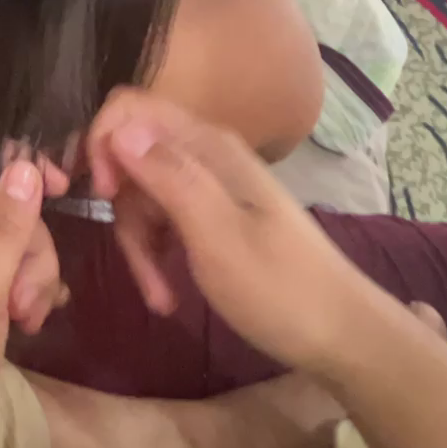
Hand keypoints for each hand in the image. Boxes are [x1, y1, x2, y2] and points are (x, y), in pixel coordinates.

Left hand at [0, 141, 66, 447]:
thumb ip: (4, 227)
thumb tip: (27, 162)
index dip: (17, 161)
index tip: (61, 185)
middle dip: (27, 244)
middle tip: (26, 294)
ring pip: (9, 236)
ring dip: (28, 275)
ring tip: (24, 319)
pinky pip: (4, 266)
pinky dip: (21, 289)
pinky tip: (26, 321)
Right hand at [85, 88, 409, 373]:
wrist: (345, 339)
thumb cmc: (281, 289)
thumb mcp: (218, 236)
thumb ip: (169, 177)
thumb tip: (118, 129)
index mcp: (206, 145)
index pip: (130, 107)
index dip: (102, 140)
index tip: (101, 191)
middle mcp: (202, 153)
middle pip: (128, 154)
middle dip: (118, 203)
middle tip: (127, 252)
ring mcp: (205, 183)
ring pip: (139, 192)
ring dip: (136, 240)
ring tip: (158, 294)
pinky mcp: (206, 213)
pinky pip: (158, 218)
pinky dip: (152, 251)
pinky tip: (164, 292)